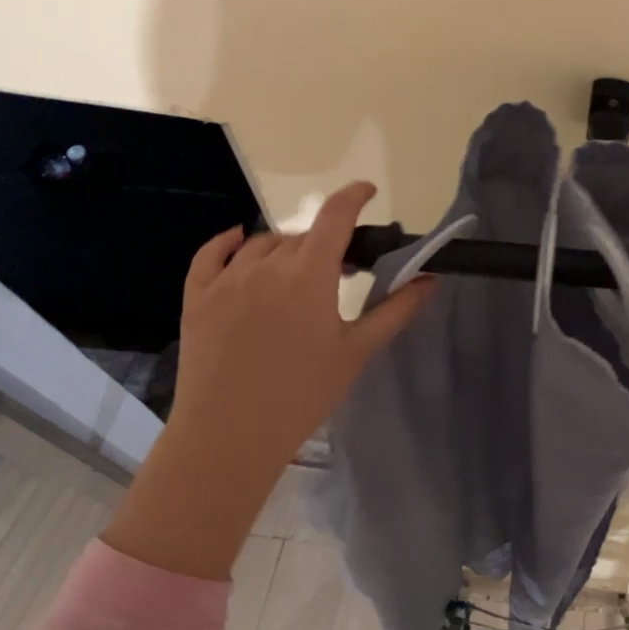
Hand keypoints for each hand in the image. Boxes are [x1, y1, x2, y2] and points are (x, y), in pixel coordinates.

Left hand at [102, 181, 436, 577]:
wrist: (227, 437)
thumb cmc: (301, 396)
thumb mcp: (356, 352)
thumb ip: (395, 311)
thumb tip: (431, 280)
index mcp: (309, 274)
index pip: (335, 215)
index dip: (355, 196)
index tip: (368, 191)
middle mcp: (267, 265)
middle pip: (302, 235)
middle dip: (324, 244)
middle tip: (338, 272)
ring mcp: (227, 279)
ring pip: (262, 244)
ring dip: (285, 249)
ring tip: (295, 276)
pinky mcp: (197, 296)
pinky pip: (212, 253)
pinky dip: (229, 242)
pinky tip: (239, 242)